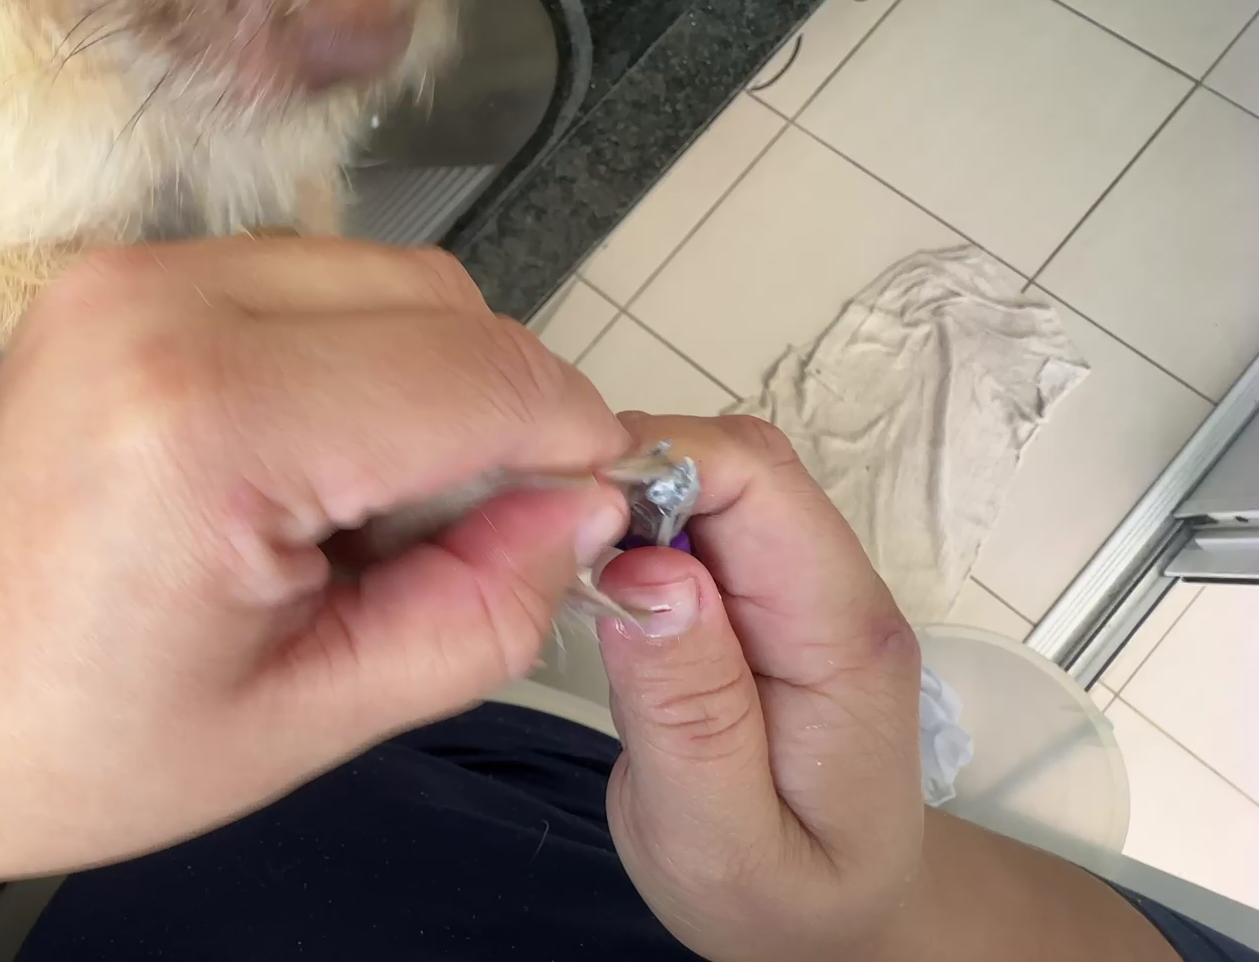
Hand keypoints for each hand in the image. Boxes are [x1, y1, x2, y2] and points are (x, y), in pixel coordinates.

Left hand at [0, 237, 631, 881]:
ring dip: (423, 378)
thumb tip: (581, 507)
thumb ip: (483, 606)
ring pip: (382, 279)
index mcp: (207, 420)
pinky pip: (310, 284)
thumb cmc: (86, 740)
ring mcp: (133, 273)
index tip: (590, 495)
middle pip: (437, 301)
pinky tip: (308, 450)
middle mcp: (163, 304)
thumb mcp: (318, 714)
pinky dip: (353, 356)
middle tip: (462, 523)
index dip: (565, 435)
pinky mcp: (126, 278)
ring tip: (363, 499)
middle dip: (495, 407)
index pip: (474, 375)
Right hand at [592, 414, 924, 961]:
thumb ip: (687, 709)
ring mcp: (785, 585)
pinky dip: (619, 520)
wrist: (831, 921)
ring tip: (550, 552)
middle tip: (539, 530)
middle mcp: (823, 586)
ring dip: (617, 492)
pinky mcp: (743, 591)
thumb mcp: (719, 836)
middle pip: (731, 459)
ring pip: (701, 476)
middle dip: (623, 468)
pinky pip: (683, 516)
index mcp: (837, 635)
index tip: (557, 507)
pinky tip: (580, 567)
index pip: (757, 479)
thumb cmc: (779, 898)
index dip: (650, 462)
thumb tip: (644, 569)